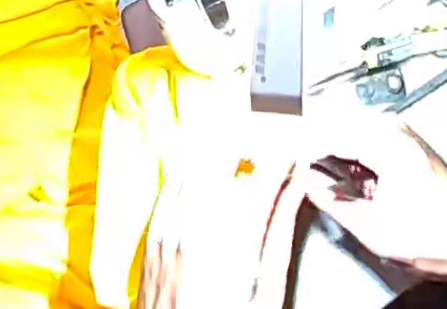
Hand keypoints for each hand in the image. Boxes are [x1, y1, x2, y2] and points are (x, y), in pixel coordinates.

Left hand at [137, 118, 303, 308]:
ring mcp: (168, 235)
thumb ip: (280, 236)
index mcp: (228, 245)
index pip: (262, 179)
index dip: (283, 160)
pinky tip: (202, 179)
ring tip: (241, 167)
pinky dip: (190, 175)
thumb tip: (295, 188)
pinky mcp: (151, 243)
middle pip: (223, 160)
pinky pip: (169, 189)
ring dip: (220, 160)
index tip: (295, 156)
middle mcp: (194, 232)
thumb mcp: (267, 298)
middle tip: (270, 160)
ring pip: (195, 167)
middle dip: (251, 152)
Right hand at [298, 118, 446, 280]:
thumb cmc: (438, 235)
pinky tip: (349, 175)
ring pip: (356, 131)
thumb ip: (336, 204)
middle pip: (343, 126)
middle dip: (321, 145)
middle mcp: (395, 129)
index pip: (334, 134)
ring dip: (337, 150)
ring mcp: (403, 133)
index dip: (309, 148)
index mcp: (386, 141)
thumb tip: (314, 186)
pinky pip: (370, 139)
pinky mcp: (408, 144)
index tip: (293, 158)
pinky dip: (354, 154)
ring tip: (323, 174)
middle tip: (303, 165)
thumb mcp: (375, 228)